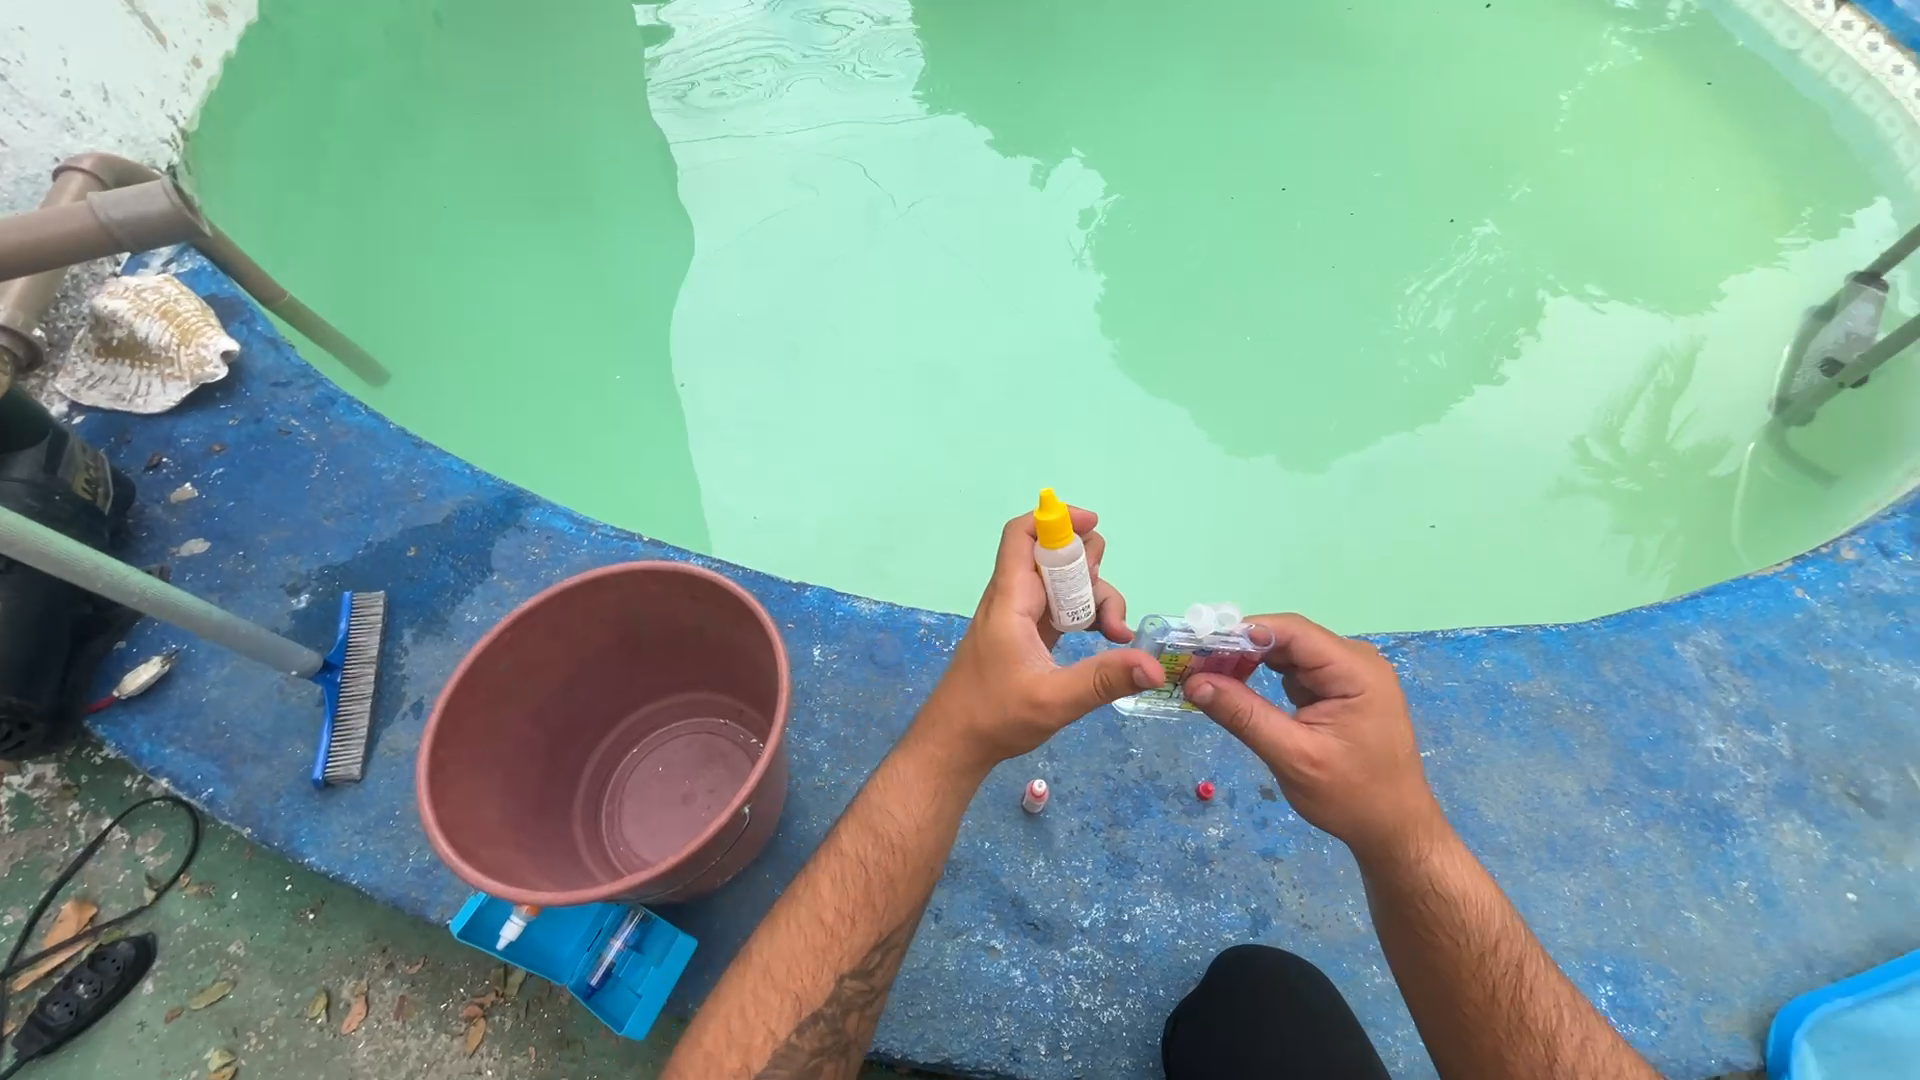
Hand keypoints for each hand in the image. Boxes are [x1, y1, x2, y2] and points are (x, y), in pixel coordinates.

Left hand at [916, 506, 1163, 773]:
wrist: (955, 742)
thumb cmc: (993, 716)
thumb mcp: (1054, 701)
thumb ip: (1104, 680)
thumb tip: (1155, 667)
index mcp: (1011, 600)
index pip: (1022, 535)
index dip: (1055, 519)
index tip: (1092, 525)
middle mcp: (1015, 599)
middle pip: (1055, 557)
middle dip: (1090, 570)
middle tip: (1110, 614)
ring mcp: (1022, 617)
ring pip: (1064, 585)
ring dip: (1094, 599)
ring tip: (1116, 636)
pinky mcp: (1029, 635)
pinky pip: (1062, 609)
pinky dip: (1086, 616)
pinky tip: (1107, 640)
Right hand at [1185, 614, 1443, 860]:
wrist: (1393, 831)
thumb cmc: (1352, 797)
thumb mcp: (1292, 757)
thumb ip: (1243, 715)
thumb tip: (1194, 683)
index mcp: (1356, 671)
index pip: (1291, 631)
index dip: (1241, 632)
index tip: (1197, 647)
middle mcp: (1354, 661)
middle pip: (1286, 637)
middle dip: (1238, 647)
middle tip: (1193, 665)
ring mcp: (1346, 673)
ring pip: (1285, 651)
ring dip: (1246, 660)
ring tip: (1205, 675)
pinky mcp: (1335, 687)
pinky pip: (1291, 668)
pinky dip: (1260, 674)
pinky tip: (1233, 685)